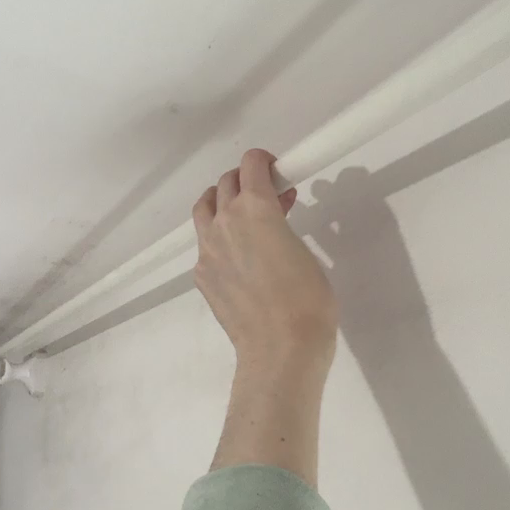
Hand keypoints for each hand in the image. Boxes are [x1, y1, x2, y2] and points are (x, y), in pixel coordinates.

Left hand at [192, 149, 337, 377]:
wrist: (280, 347)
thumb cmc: (307, 300)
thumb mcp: (303, 248)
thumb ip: (282, 222)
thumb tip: (275, 212)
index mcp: (255, 209)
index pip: (250, 165)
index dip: (263, 162)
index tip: (276, 169)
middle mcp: (224, 223)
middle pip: (225, 184)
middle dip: (245, 180)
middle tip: (266, 192)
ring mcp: (207, 250)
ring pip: (204, 209)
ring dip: (220, 201)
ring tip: (239, 211)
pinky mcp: (201, 275)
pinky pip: (204, 244)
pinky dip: (218, 238)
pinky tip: (237, 256)